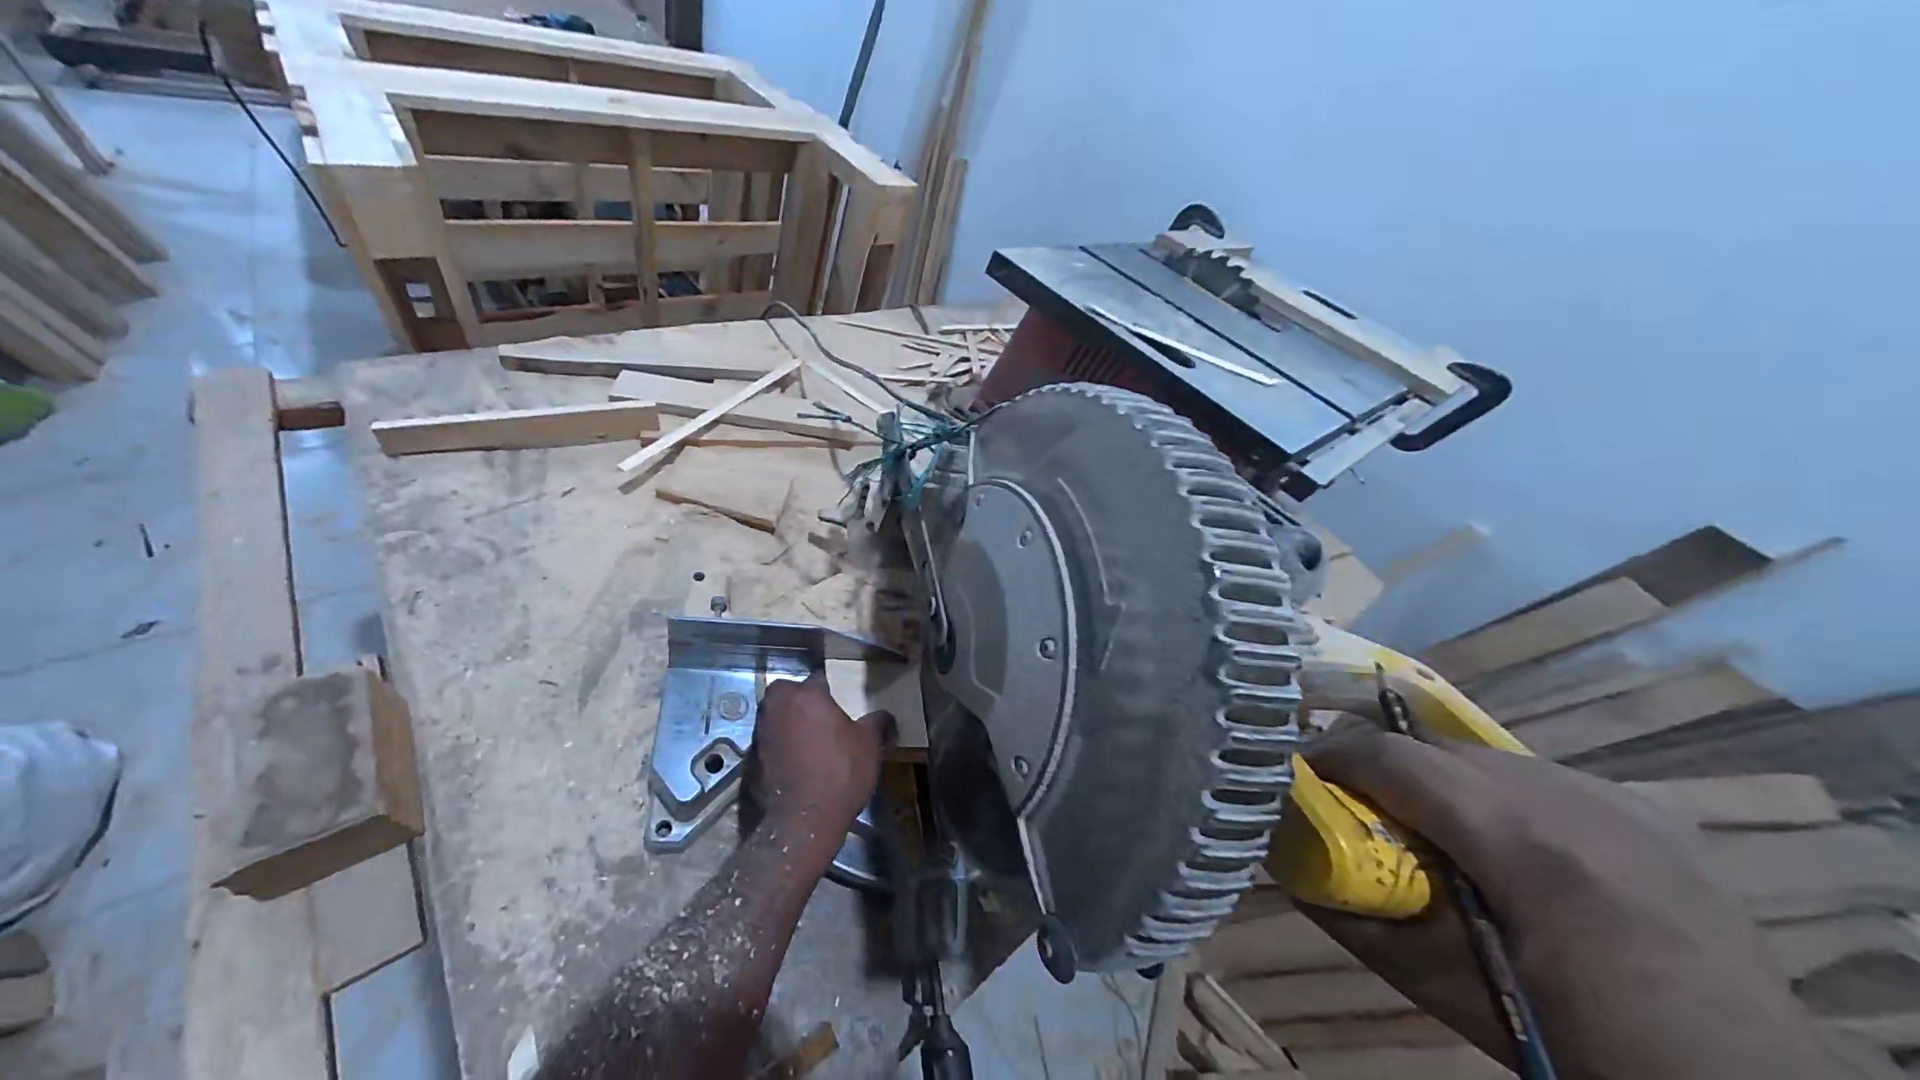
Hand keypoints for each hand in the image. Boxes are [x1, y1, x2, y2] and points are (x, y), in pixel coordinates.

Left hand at [751, 671, 891, 838]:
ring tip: (811, 744)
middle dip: (804, 702)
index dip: (833, 688)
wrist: (800, 822)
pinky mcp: (749, 758)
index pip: (820, 677)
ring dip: (790, 724)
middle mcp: (777, 706)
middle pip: (791, 693)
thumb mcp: (869, 745)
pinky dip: (779, 748)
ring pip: (777, 717)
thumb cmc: (839, 774)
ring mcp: (759, 732)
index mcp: (806, 695)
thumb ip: (878, 723)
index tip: (844, 701)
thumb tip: (886, 717)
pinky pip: (769, 742)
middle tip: (824, 720)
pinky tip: (796, 765)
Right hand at [1298, 728, 1860, 1079]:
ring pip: (1488, 755)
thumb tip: (1287, 868)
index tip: (1296, 769)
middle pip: (1436, 745)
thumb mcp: (1446, 990)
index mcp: (1521, 841)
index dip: (1332, 754)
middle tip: (1348, 798)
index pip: (1394, 757)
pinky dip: (1497, 793)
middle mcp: (1571, 796)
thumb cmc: (1575, 1044)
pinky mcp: (1648, 808)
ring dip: (1437, 775)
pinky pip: (1542, 776)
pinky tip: (1502, 840)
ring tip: (1421, 819)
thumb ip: (1356, 920)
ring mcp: (1617, 796)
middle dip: (1379, 761)